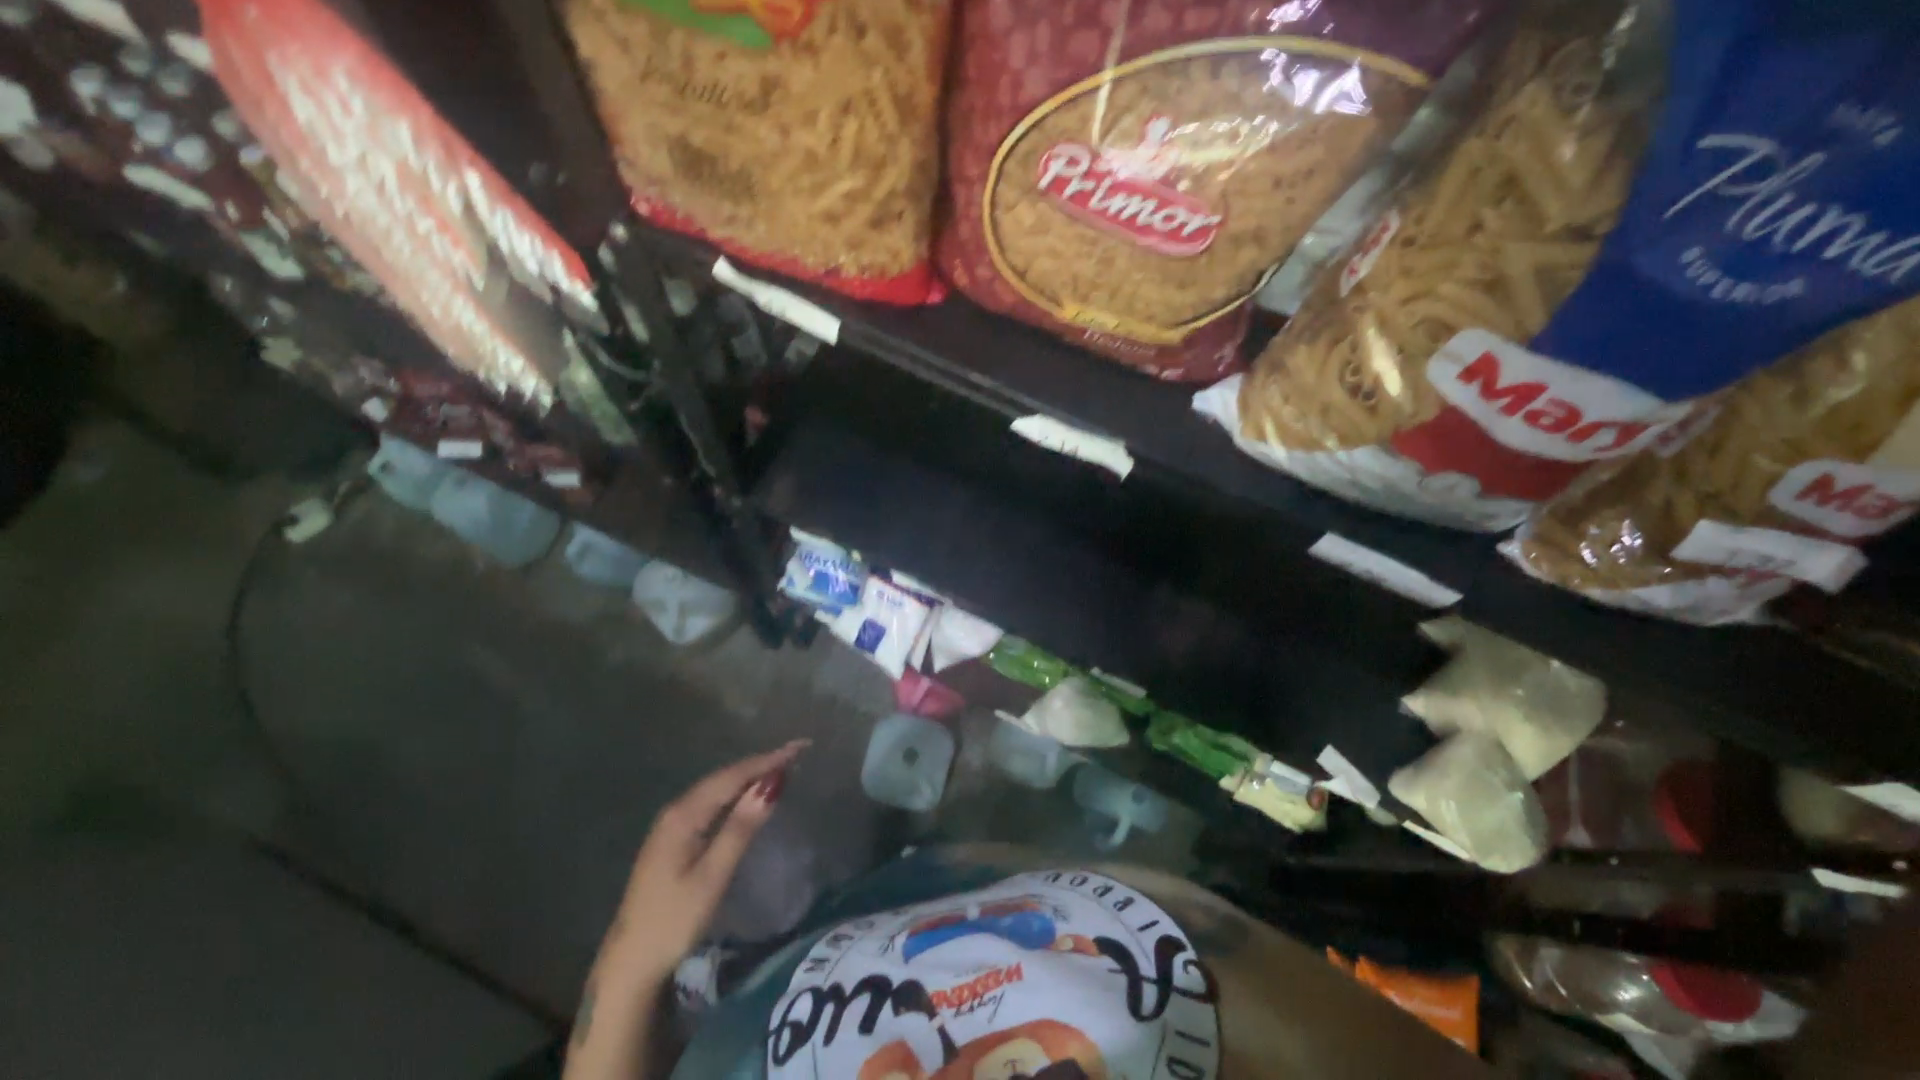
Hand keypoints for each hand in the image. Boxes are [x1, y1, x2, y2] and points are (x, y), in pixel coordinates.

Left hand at [599, 740, 808, 986]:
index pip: (732, 777)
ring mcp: (671, 825)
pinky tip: (748, 797)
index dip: (767, 760)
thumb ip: (741, 828)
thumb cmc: (675, 920)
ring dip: (748, 776)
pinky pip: (710, 804)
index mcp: (684, 815)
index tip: (800, 747)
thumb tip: (771, 784)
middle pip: (723, 778)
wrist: (632, 959)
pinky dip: (734, 794)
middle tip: (797, 754)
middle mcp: (675, 811)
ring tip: (781, 768)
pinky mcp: (673, 840)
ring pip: (716, 790)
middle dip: (760, 764)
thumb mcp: (713, 875)